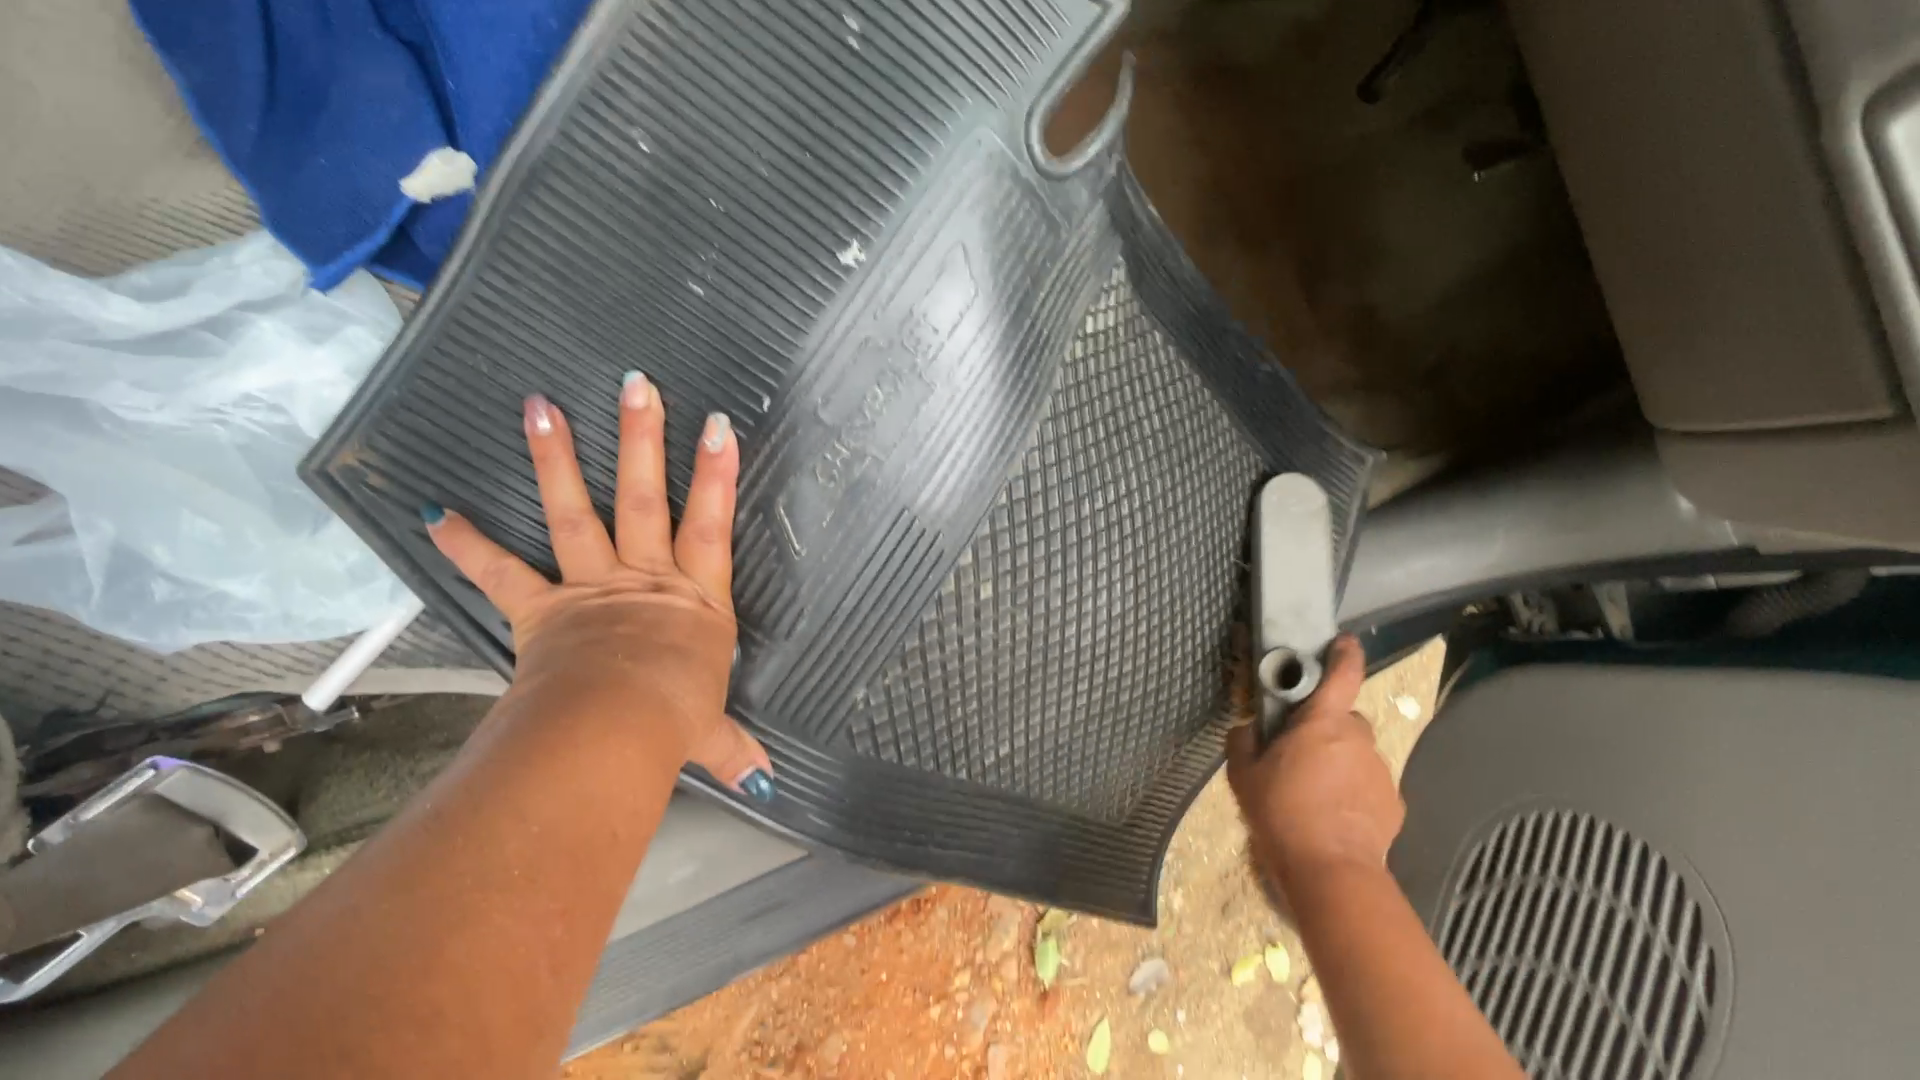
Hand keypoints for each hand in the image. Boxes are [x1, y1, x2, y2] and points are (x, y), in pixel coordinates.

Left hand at [421, 375, 774, 801]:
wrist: (612, 733)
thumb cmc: (672, 722)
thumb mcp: (711, 732)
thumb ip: (734, 746)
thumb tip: (764, 780)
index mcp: (696, 600)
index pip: (711, 523)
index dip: (716, 473)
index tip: (717, 424)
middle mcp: (647, 579)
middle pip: (644, 499)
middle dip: (642, 441)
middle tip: (637, 386)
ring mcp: (592, 587)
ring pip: (577, 514)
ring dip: (558, 459)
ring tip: (541, 406)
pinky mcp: (542, 607)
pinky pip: (502, 571)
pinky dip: (469, 544)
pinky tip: (437, 511)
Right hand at [1228, 636, 1402, 895]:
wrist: (1331, 871)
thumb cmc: (1282, 814)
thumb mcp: (1242, 775)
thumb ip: (1243, 741)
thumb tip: (1250, 728)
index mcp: (1322, 723)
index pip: (1342, 674)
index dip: (1343, 654)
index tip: (1341, 643)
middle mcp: (1358, 738)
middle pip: (1341, 719)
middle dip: (1322, 728)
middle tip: (1296, 753)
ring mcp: (1379, 771)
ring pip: (1354, 753)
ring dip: (1336, 762)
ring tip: (1312, 793)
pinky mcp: (1393, 803)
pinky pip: (1366, 784)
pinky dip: (1351, 792)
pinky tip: (1331, 815)